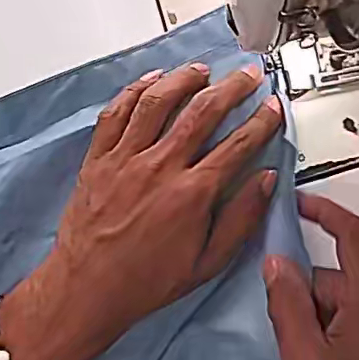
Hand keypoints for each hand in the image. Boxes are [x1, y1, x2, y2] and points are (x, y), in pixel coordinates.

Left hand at [0, 61, 285, 359]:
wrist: (87, 288)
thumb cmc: (145, 281)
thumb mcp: (207, 263)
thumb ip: (241, 219)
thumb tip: (265, 182)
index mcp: (191, 194)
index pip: (237, 144)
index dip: (260, 121)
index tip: (271, 108)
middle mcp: (158, 168)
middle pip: (202, 112)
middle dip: (231, 88)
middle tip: (247, 76)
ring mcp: (125, 159)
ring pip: (158, 102)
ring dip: (184, 80)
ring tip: (202, 70)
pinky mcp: (98, 159)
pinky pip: (116, 113)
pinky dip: (135, 91)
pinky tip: (151, 81)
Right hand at [264, 194, 358, 359]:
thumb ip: (287, 305)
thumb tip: (276, 263)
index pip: (351, 233)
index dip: (323, 211)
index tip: (298, 202)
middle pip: (340, 276)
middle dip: (307, 296)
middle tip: (287, 338)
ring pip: (349, 301)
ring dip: (322, 320)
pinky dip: (338, 332)